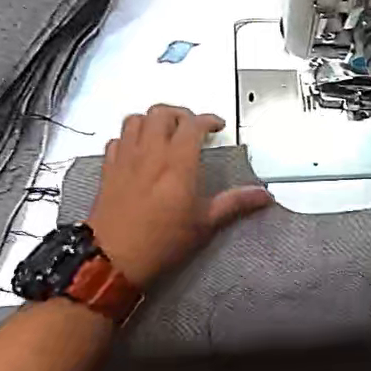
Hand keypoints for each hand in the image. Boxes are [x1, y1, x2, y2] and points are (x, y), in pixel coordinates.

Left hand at [87, 104, 273, 289]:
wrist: (114, 258)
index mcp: (177, 161)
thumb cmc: (160, 242)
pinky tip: (136, 149)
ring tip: (163, 131)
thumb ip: (234, 203)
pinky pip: (116, 140)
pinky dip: (128, 137)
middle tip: (190, 126)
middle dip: (179, 114)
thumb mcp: (204, 223)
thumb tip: (262, 196)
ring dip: (151, 120)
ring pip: (135, 119)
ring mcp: (126, 158)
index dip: (208, 119)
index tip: (216, 125)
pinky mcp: (109, 169)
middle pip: (162, 113)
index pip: (194, 124)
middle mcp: (150, 153)